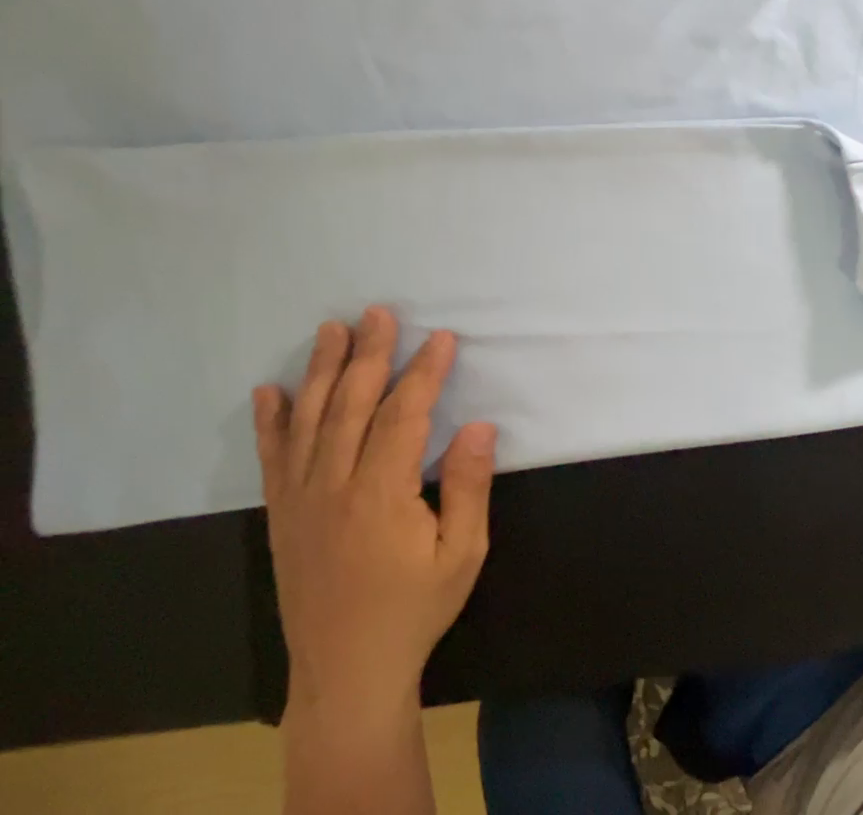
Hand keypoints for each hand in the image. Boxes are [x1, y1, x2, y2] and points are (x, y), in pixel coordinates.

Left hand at [253, 306, 496, 711]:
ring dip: (321, 373)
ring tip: (330, 331)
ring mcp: (300, 499)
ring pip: (308, 422)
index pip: (403, 416)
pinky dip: (271, 421)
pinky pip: (273, 458)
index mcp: (382, 493)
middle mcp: (332, 486)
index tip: (441, 339)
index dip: (423, 374)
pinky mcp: (283, 515)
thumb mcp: (464, 552)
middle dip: (368, 356)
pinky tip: (271, 391)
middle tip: (379, 313)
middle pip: (350, 406)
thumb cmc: (416, 607)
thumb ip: (468, 487)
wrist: (347, 665)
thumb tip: (476, 427)